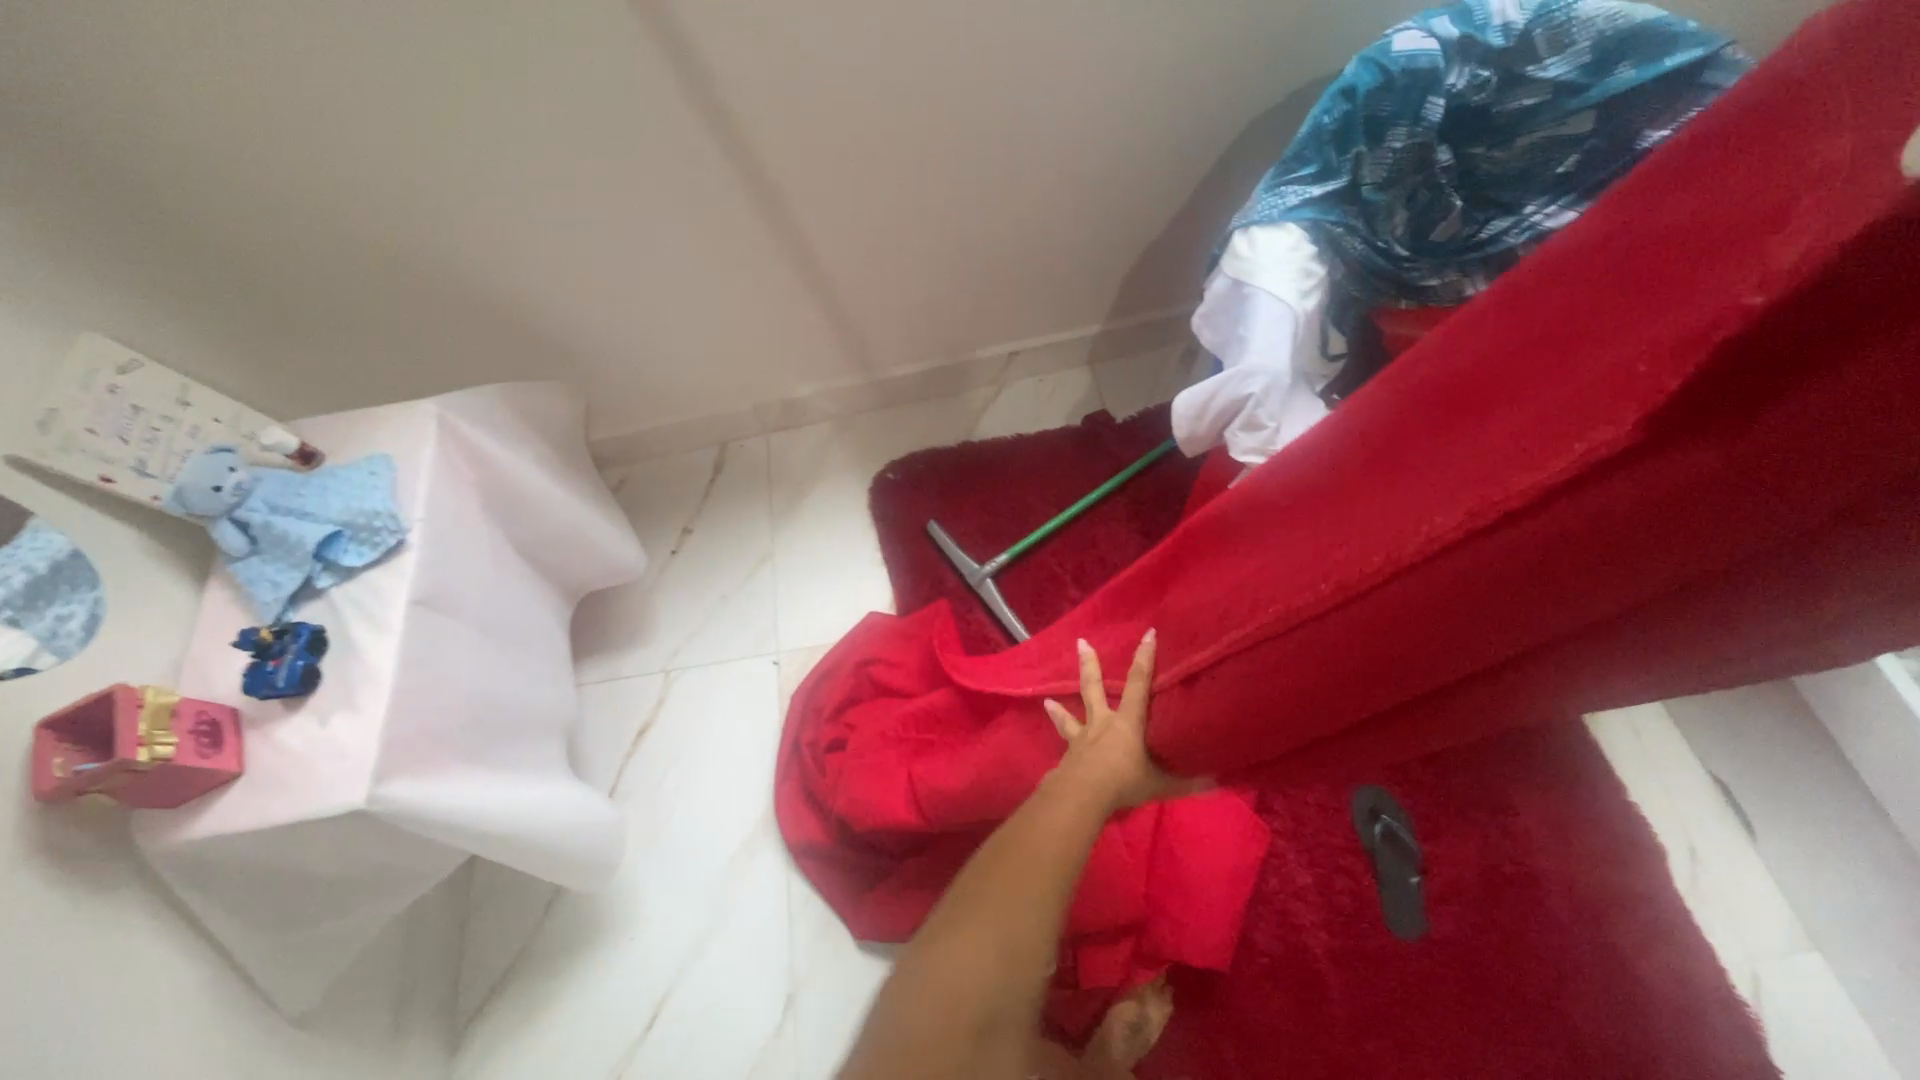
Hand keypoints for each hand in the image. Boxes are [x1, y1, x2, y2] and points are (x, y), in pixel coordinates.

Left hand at [1044, 629, 1208, 809]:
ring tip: (1046, 702)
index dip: (1145, 658)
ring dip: (1058, 710)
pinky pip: (1064, 747)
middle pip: (1093, 688)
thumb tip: (1218, 783)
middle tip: (1081, 642)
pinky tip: (1052, 756)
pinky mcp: (1068, 756)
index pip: (1139, 684)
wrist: (1082, 795)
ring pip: (1069, 717)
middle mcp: (1102, 723)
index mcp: (1127, 723)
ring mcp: (1081, 738)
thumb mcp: (1160, 785)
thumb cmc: (1124, 782)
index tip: (1148, 634)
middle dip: (1089, 664)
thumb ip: (1188, 783)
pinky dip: (1058, 747)